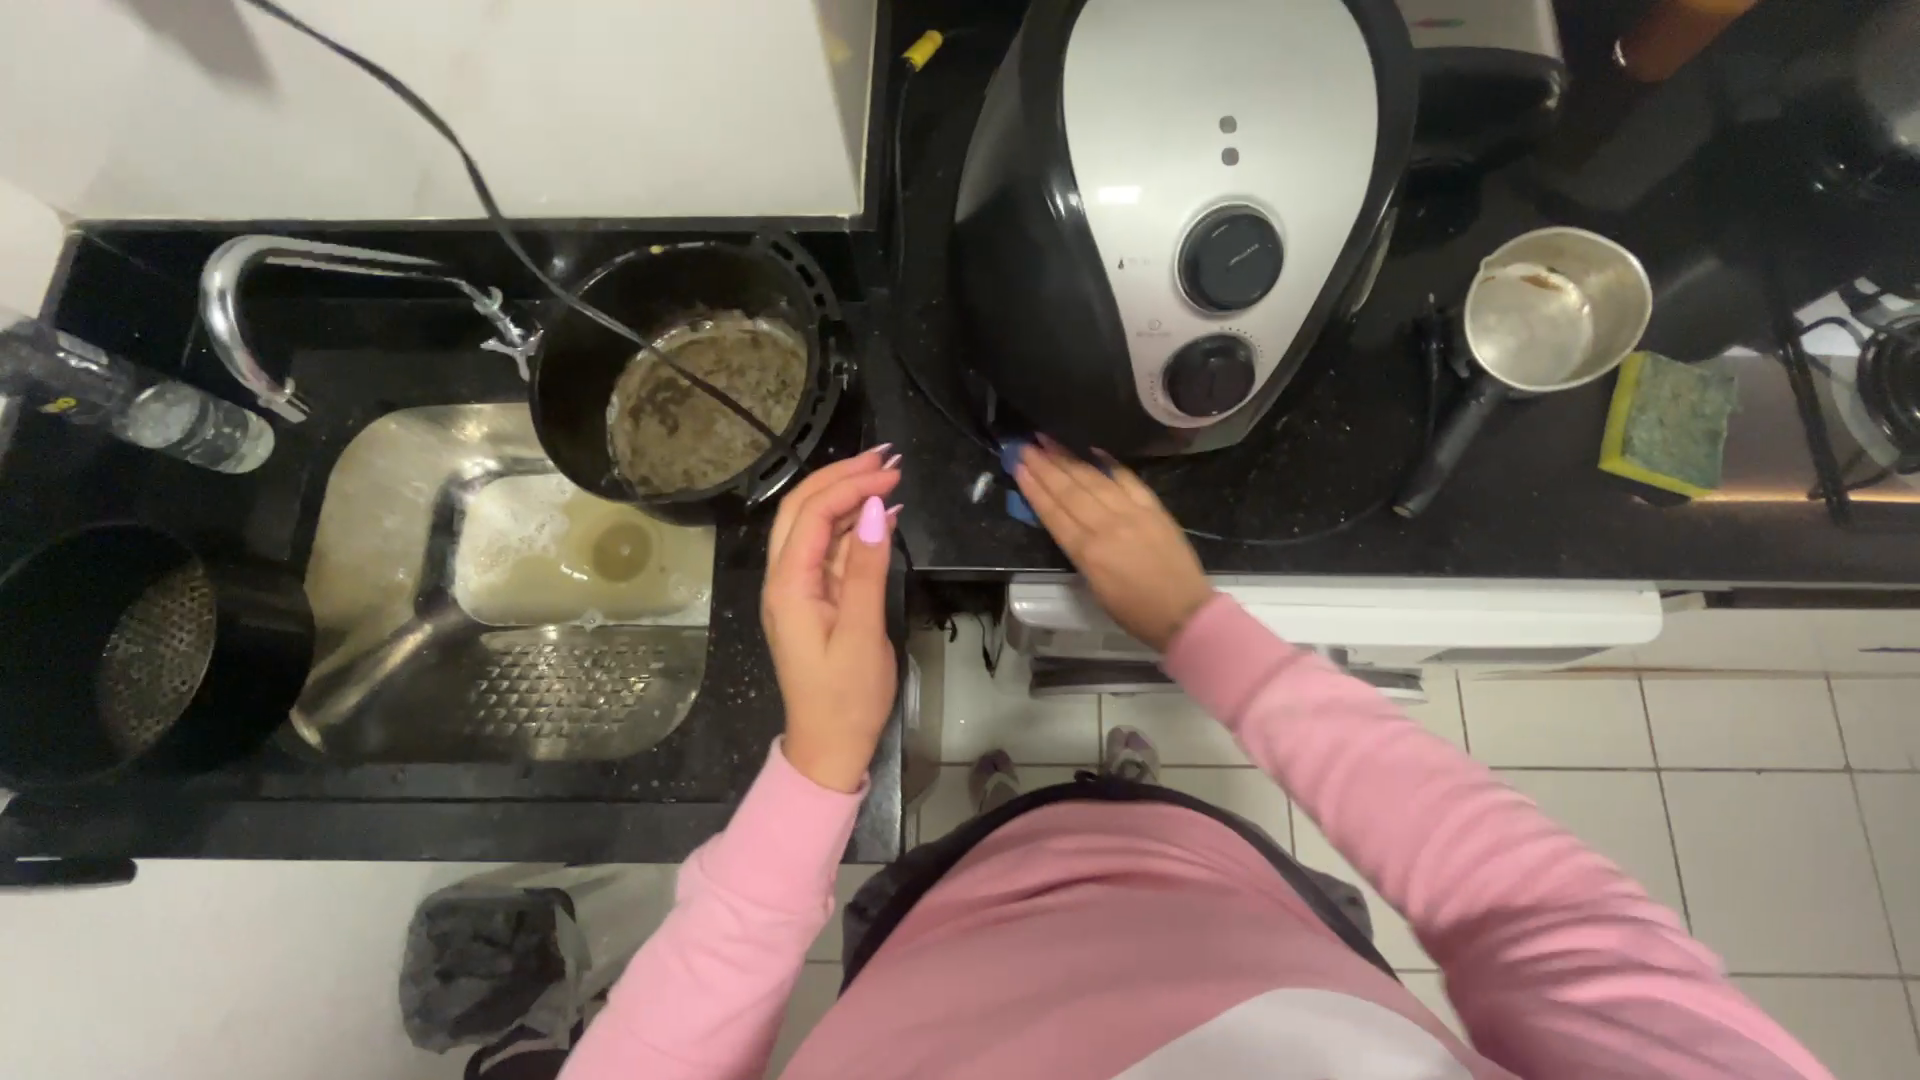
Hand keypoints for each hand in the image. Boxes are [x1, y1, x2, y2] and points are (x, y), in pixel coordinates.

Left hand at [761, 446, 901, 791]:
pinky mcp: (816, 599)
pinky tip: (884, 516)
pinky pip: (831, 553)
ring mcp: (799, 589)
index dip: (850, 486)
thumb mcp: (862, 633)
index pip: (813, 515)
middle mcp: (784, 579)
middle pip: (803, 510)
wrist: (830, 746)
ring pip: (816, 527)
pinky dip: (856, 530)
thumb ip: (867, 569)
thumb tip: (876, 510)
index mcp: (788, 585)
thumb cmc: (846, 697)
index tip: (892, 474)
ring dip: (848, 498)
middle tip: (886, 459)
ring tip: (888, 476)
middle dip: (841, 477)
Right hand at [1014, 440, 1212, 651]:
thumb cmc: (1133, 610)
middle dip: (1045, 466)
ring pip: (1094, 480)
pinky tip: (1092, 450)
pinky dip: (1109, 464)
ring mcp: (1132, 513)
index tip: (1018, 466)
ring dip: (1069, 458)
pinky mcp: (1154, 508)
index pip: (1053, 513)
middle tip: (1025, 446)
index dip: (1034, 488)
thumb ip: (1078, 551)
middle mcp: (1107, 526)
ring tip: (1049, 440)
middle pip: (1069, 491)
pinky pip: (1127, 479)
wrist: (1183, 612)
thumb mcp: (1093, 587)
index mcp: (1087, 552)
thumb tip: (1064, 520)